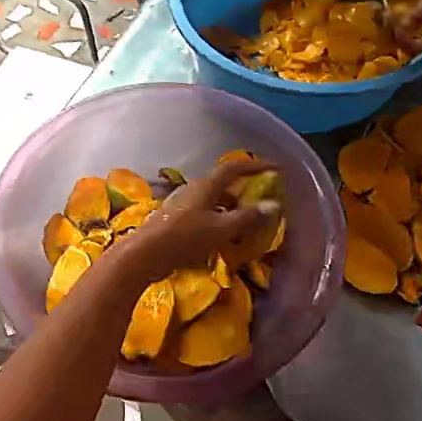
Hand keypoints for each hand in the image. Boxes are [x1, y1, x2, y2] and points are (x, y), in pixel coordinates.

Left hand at [116, 159, 275, 280]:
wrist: (145, 254)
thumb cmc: (185, 237)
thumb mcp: (222, 228)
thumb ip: (248, 217)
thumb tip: (272, 205)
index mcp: (205, 186)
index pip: (234, 169)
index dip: (256, 166)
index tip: (276, 168)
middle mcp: (193, 190)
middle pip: (223, 185)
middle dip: (244, 191)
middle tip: (262, 201)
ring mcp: (182, 205)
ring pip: (213, 202)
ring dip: (231, 209)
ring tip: (247, 222)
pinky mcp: (175, 221)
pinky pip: (203, 215)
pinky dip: (218, 220)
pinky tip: (224, 236)